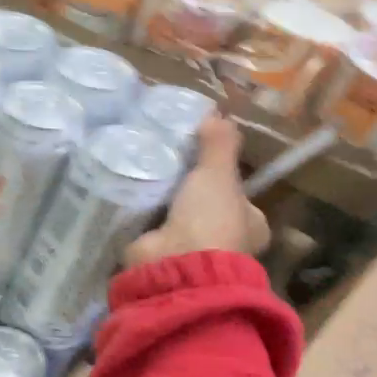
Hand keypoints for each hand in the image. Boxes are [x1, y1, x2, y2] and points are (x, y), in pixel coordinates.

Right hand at [125, 116, 270, 268]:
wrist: (175, 263)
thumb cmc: (210, 220)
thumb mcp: (219, 173)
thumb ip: (218, 144)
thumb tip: (217, 113)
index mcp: (251, 226)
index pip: (239, 198)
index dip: (224, 180)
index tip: (201, 162)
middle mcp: (224, 242)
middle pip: (205, 209)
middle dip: (187, 193)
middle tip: (166, 166)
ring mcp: (189, 252)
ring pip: (175, 221)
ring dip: (160, 206)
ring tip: (141, 177)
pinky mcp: (158, 257)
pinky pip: (148, 232)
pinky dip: (139, 220)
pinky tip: (126, 199)